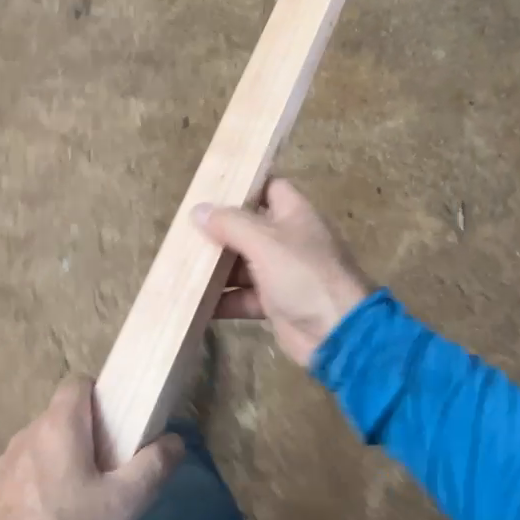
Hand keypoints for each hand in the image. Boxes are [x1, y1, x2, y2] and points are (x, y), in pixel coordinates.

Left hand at [0, 378, 184, 519]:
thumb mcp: (124, 505)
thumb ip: (154, 466)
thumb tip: (174, 441)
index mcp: (57, 426)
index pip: (79, 383)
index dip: (102, 396)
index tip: (120, 425)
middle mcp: (26, 435)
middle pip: (62, 418)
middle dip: (87, 436)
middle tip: (110, 471)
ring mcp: (2, 466)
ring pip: (42, 448)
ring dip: (62, 463)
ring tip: (82, 503)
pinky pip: (23, 476)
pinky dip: (40, 487)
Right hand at [196, 179, 373, 367]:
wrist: (337, 332)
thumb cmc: (302, 274)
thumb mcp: (264, 242)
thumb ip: (230, 224)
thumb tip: (198, 209)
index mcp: (294, 214)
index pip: (269, 188)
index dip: (244, 187)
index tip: (211, 192)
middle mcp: (288, 239)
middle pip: (250, 227)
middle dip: (220, 231)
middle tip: (185, 231)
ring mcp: (283, 272)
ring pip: (244, 263)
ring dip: (218, 267)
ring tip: (183, 266)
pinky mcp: (276, 303)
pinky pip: (244, 296)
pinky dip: (224, 299)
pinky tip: (197, 302)